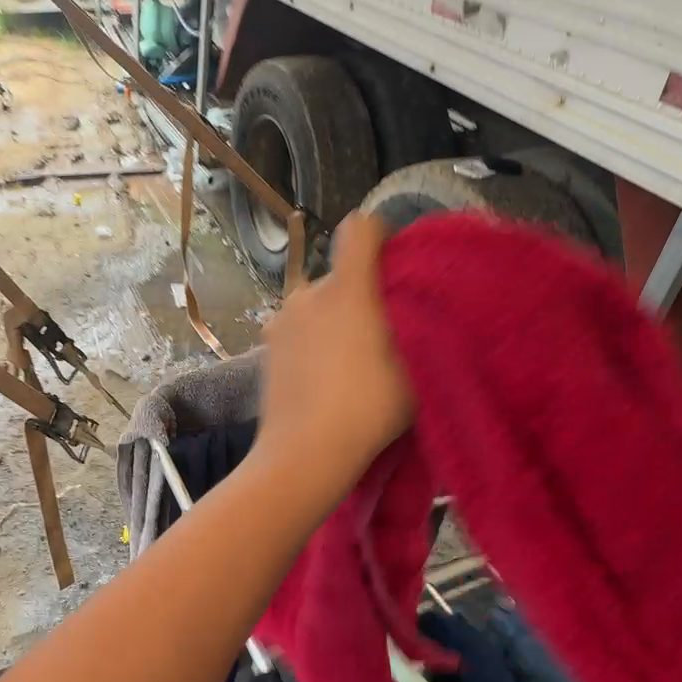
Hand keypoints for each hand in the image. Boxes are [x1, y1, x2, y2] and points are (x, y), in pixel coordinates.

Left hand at [251, 212, 414, 511]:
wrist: (304, 452)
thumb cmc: (369, 406)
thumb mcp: (414, 364)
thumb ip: (415, 322)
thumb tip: (412, 303)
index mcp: (347, 288)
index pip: (360, 229)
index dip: (380, 239)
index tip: (394, 269)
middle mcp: (307, 293)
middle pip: (341, 274)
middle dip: (361, 293)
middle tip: (381, 333)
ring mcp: (281, 319)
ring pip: (318, 304)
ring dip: (334, 319)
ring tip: (351, 361)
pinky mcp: (266, 345)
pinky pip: (299, 328)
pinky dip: (313, 340)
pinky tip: (324, 376)